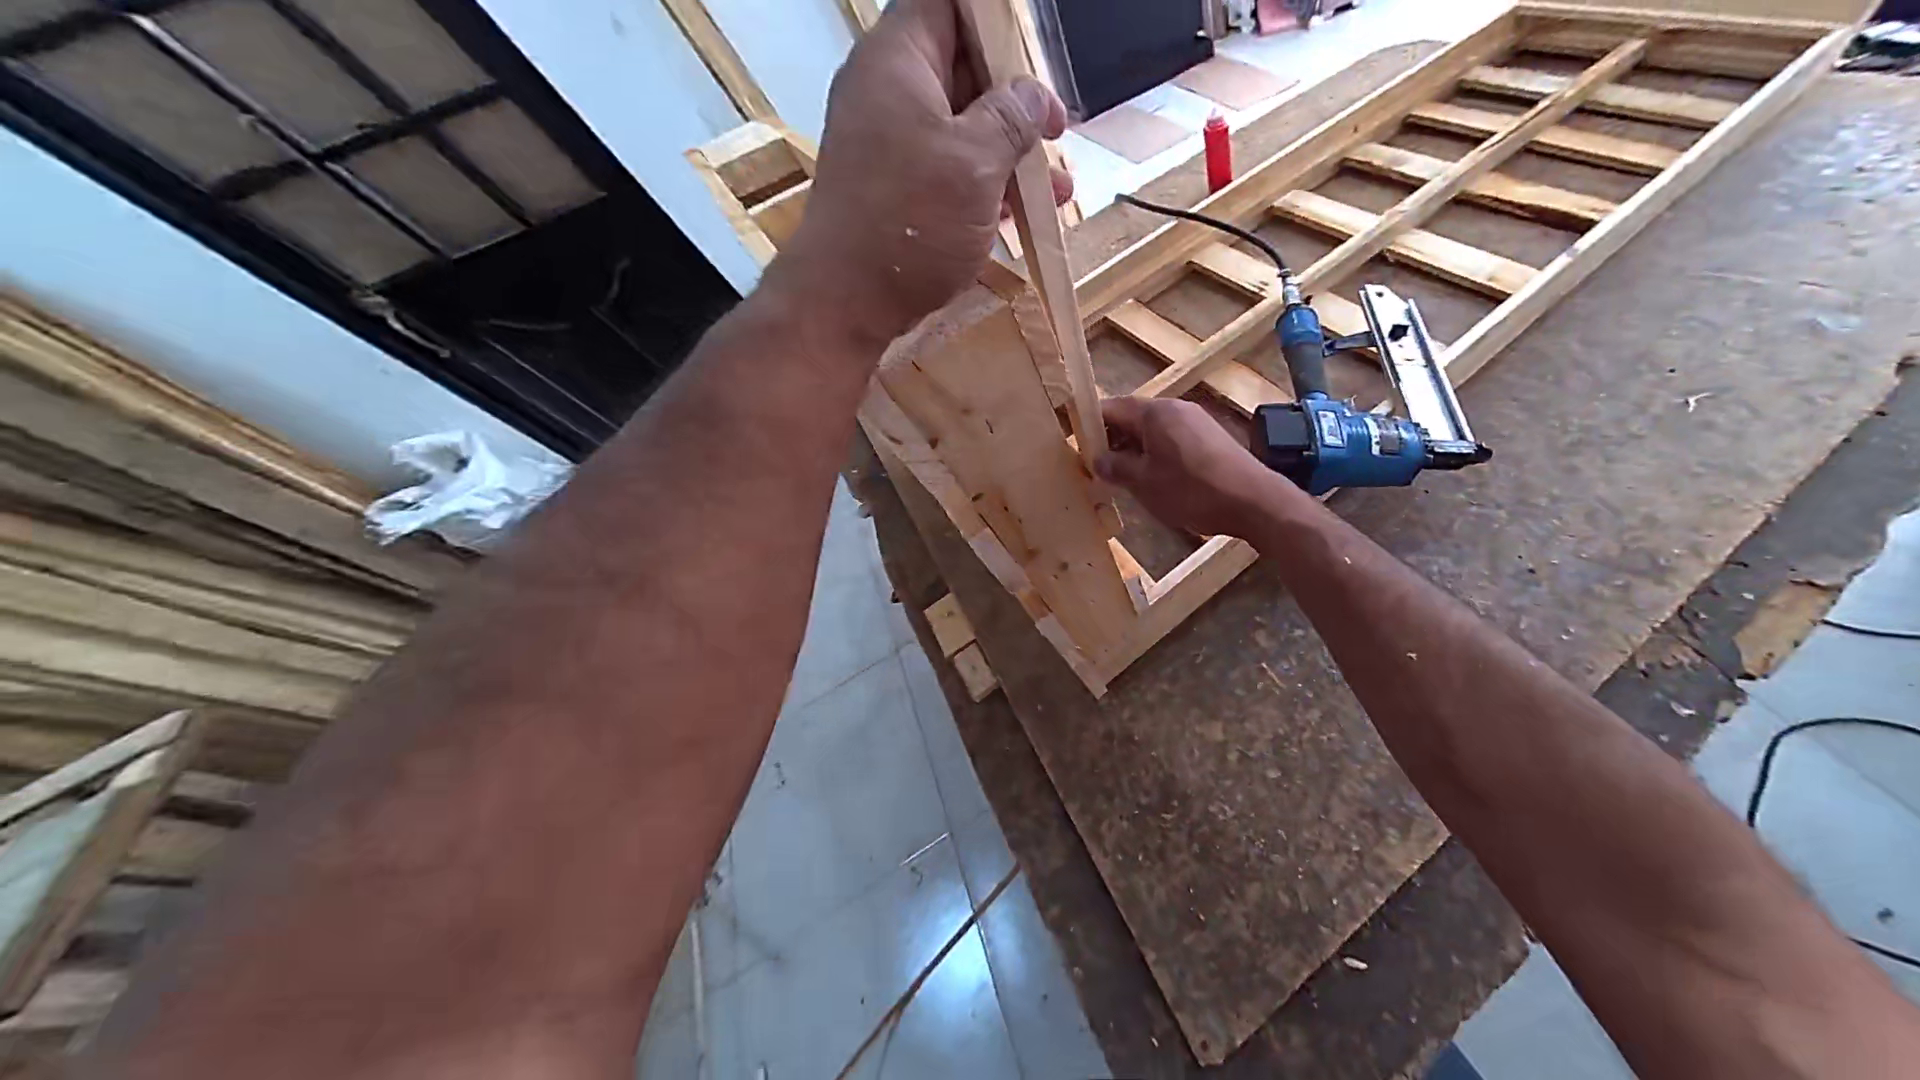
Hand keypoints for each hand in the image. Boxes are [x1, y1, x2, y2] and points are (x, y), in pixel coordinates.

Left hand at [771, 0, 1070, 346]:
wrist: (846, 304)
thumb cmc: (910, 224)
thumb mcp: (974, 162)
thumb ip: (1011, 117)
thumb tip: (1033, 96)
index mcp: (898, 60)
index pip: (949, 2)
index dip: (997, 19)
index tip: (1034, 54)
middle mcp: (888, 93)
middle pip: (961, 66)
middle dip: (1016, 97)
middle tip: (1056, 130)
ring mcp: (890, 145)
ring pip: (962, 127)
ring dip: (1010, 152)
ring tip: (1056, 185)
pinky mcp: (896, 191)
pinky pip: (948, 170)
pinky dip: (985, 185)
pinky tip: (1024, 213)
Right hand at [1096, 397, 1279, 537]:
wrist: (1253, 502)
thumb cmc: (1191, 491)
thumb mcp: (1143, 483)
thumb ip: (1115, 467)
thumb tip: (1097, 459)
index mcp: (1154, 412)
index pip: (1111, 408)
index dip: (1090, 425)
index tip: (1077, 445)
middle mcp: (1175, 408)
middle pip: (1132, 417)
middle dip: (1112, 440)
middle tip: (1098, 468)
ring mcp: (1196, 421)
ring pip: (1152, 430)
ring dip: (1134, 450)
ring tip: (1124, 478)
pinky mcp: (1210, 438)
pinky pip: (1172, 439)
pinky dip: (1156, 454)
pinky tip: (1155, 479)